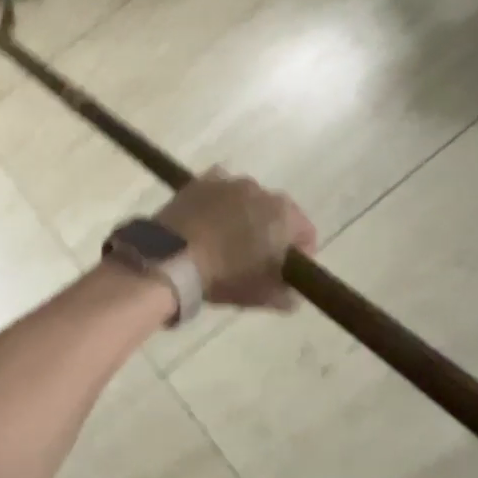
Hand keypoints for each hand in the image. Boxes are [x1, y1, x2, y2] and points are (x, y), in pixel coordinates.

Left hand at [153, 168, 316, 310]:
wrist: (172, 254)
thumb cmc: (227, 274)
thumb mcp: (267, 296)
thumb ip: (288, 293)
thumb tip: (288, 291)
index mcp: (284, 213)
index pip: (305, 233)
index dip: (299, 254)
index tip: (285, 272)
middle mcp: (257, 189)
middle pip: (274, 212)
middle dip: (270, 232)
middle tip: (257, 257)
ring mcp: (224, 181)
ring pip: (245, 200)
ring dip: (244, 215)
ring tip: (229, 239)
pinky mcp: (196, 181)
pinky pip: (216, 190)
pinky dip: (218, 202)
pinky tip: (209, 220)